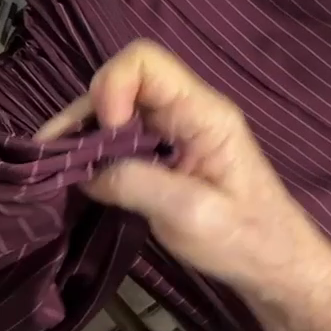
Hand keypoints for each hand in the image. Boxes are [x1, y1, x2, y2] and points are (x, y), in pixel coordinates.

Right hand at [35, 40, 330, 308]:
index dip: (111, 86)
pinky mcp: (158, 150)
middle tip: (56, 155)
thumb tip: (82, 171)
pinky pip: (114, 133)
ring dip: (79, 132)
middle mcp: (183, 110)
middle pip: (118, 82)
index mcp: (202, 114)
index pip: (144, 62)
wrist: (275, 268)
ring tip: (55, 166)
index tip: (103, 133)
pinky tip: (75, 173)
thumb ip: (134, 183)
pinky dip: (88, 148)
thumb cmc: (245, 240)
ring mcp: (170, 129)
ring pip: (110, 107)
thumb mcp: (190, 214)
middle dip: (82, 113)